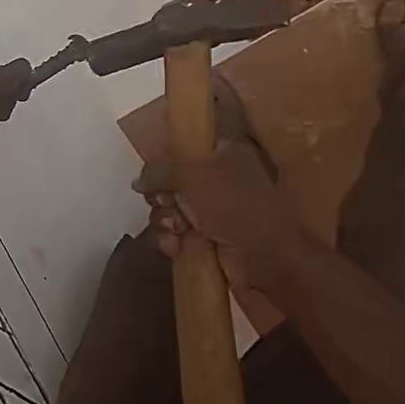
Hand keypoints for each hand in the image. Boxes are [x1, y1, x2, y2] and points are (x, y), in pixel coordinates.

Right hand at [144, 141, 305, 285]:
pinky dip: (170, 239)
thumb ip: (160, 172)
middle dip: (163, 195)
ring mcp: (211, 210)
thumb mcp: (195, 176)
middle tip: (169, 203)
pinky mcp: (205, 238)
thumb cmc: (235, 206)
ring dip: (164, 220)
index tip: (160, 171)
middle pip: (171, 179)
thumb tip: (137, 181)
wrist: (266, 259)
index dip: (168, 157)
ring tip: (176, 231)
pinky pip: (173, 233)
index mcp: (224, 152)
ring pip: (168, 208)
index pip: (188, 144)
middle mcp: (217, 178)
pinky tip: (176, 247)